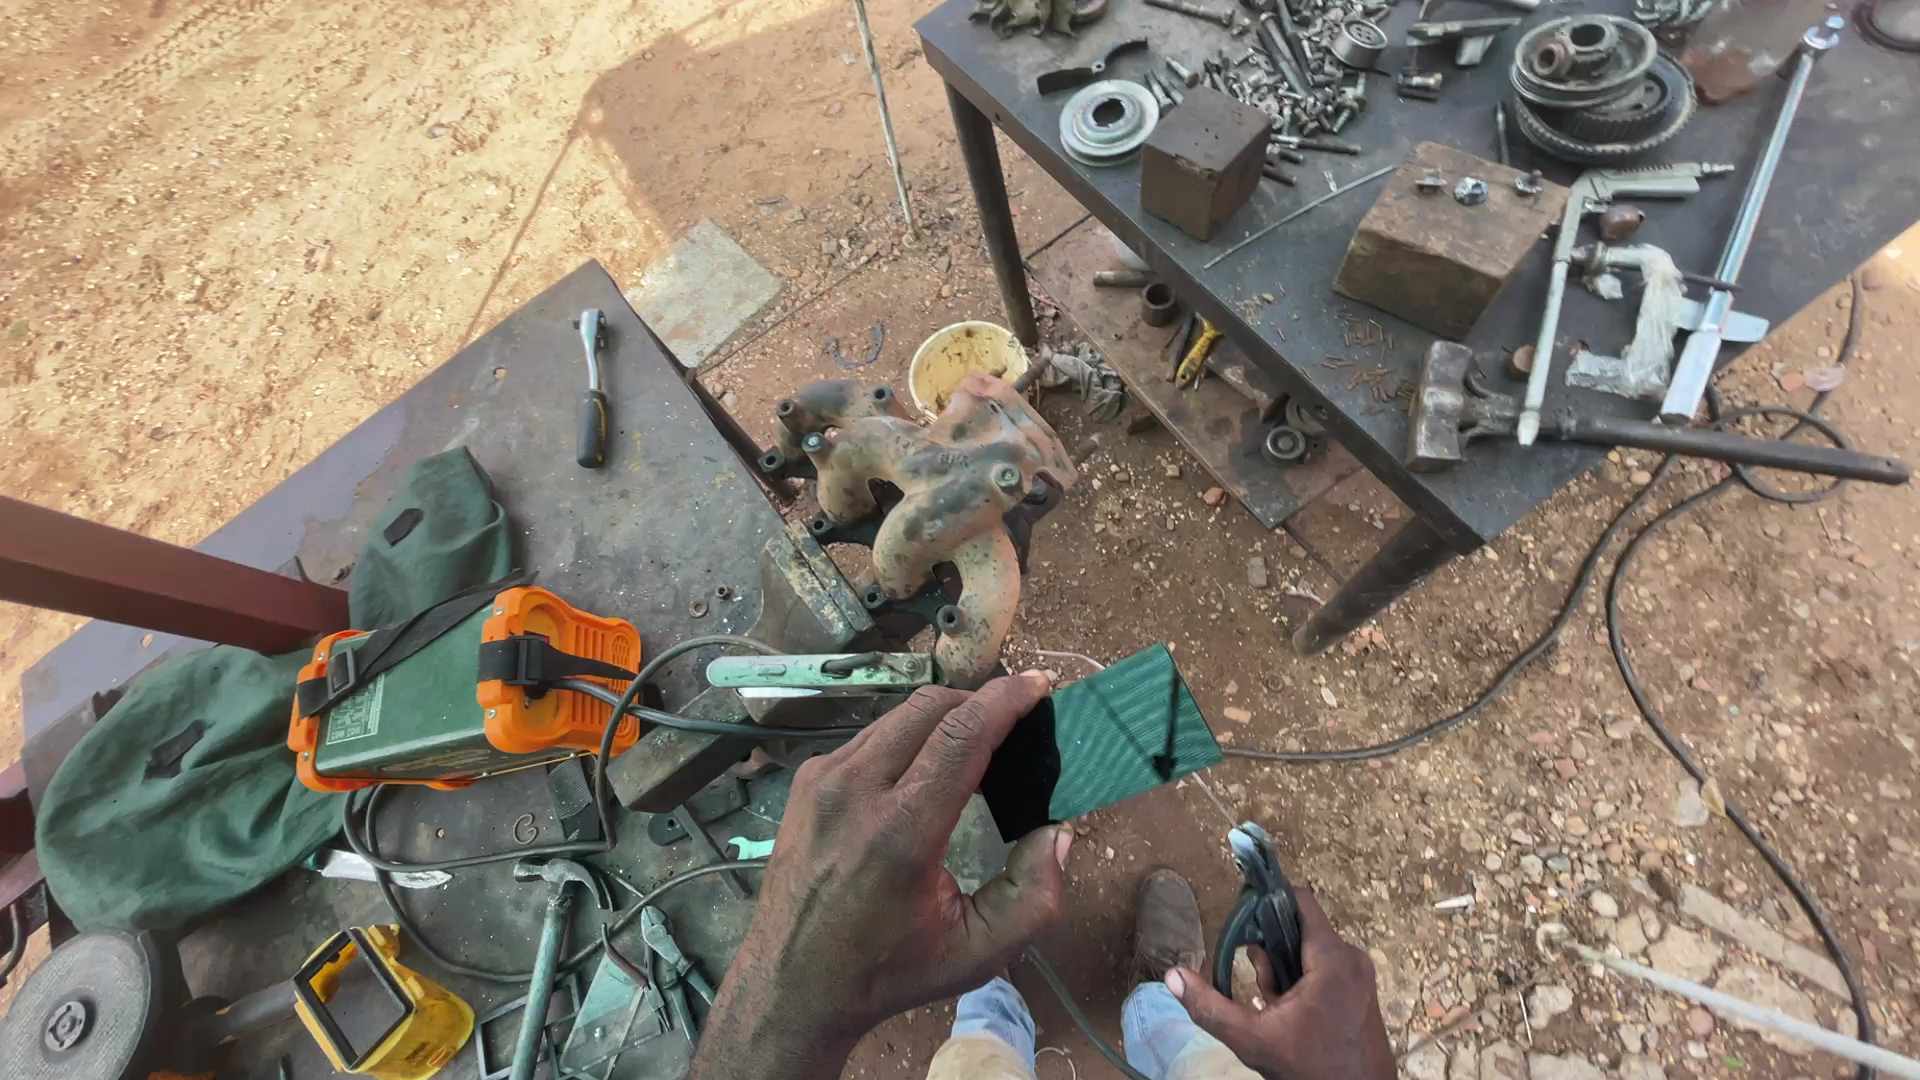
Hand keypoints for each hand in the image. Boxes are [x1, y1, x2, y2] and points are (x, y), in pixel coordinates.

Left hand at [690, 673, 1072, 1079]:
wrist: (790, 984)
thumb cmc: (889, 970)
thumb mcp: (976, 953)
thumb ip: (1034, 896)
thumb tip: (1060, 830)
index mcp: (901, 832)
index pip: (961, 734)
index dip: (1006, 698)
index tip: (1041, 683)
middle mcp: (856, 789)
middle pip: (932, 706)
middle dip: (981, 700)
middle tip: (1014, 716)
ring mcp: (825, 776)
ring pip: (900, 713)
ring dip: (946, 716)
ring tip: (974, 741)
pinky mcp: (809, 775)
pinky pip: (873, 734)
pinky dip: (910, 736)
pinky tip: (922, 767)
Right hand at [1164, 890, 1394, 1079]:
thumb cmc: (1313, 1074)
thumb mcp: (1255, 1042)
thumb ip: (1211, 1007)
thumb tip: (1173, 975)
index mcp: (1333, 959)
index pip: (1298, 898)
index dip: (1265, 902)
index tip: (1243, 927)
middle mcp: (1352, 958)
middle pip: (1296, 928)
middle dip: (1271, 953)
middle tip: (1264, 992)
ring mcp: (1360, 976)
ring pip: (1307, 949)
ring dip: (1284, 971)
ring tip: (1279, 1009)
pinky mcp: (1361, 991)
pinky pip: (1322, 967)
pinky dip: (1302, 982)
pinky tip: (1296, 1016)